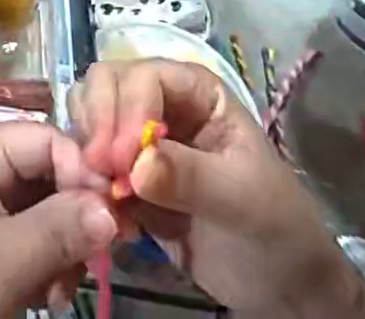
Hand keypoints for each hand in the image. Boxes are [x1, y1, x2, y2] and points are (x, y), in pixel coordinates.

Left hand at [0, 122, 115, 318]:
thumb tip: (114, 208)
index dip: (84, 173)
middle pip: (55, 174)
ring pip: (54, 210)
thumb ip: (58, 229)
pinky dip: (53, 268)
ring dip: (66, 251)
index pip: (50, 139)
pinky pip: (42, 239)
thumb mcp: (1, 260)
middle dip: (76, 220)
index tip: (114, 221)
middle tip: (89, 264)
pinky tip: (47, 297)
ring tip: (57, 291)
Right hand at [74, 59, 364, 318]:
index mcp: (194, 90)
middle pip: (105, 83)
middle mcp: (158, 101)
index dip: (127, 109)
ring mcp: (135, 134)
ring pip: (87, 114)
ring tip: (100, 190)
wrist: (280, 287)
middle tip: (100, 171)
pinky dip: (84, 177)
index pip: (143, 76)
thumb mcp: (243, 198)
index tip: (121, 159)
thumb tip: (136, 164)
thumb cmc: (275, 227)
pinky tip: (103, 209)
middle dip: (97, 122)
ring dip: (85, 147)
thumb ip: (190, 176)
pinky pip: (86, 158)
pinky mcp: (121, 172)